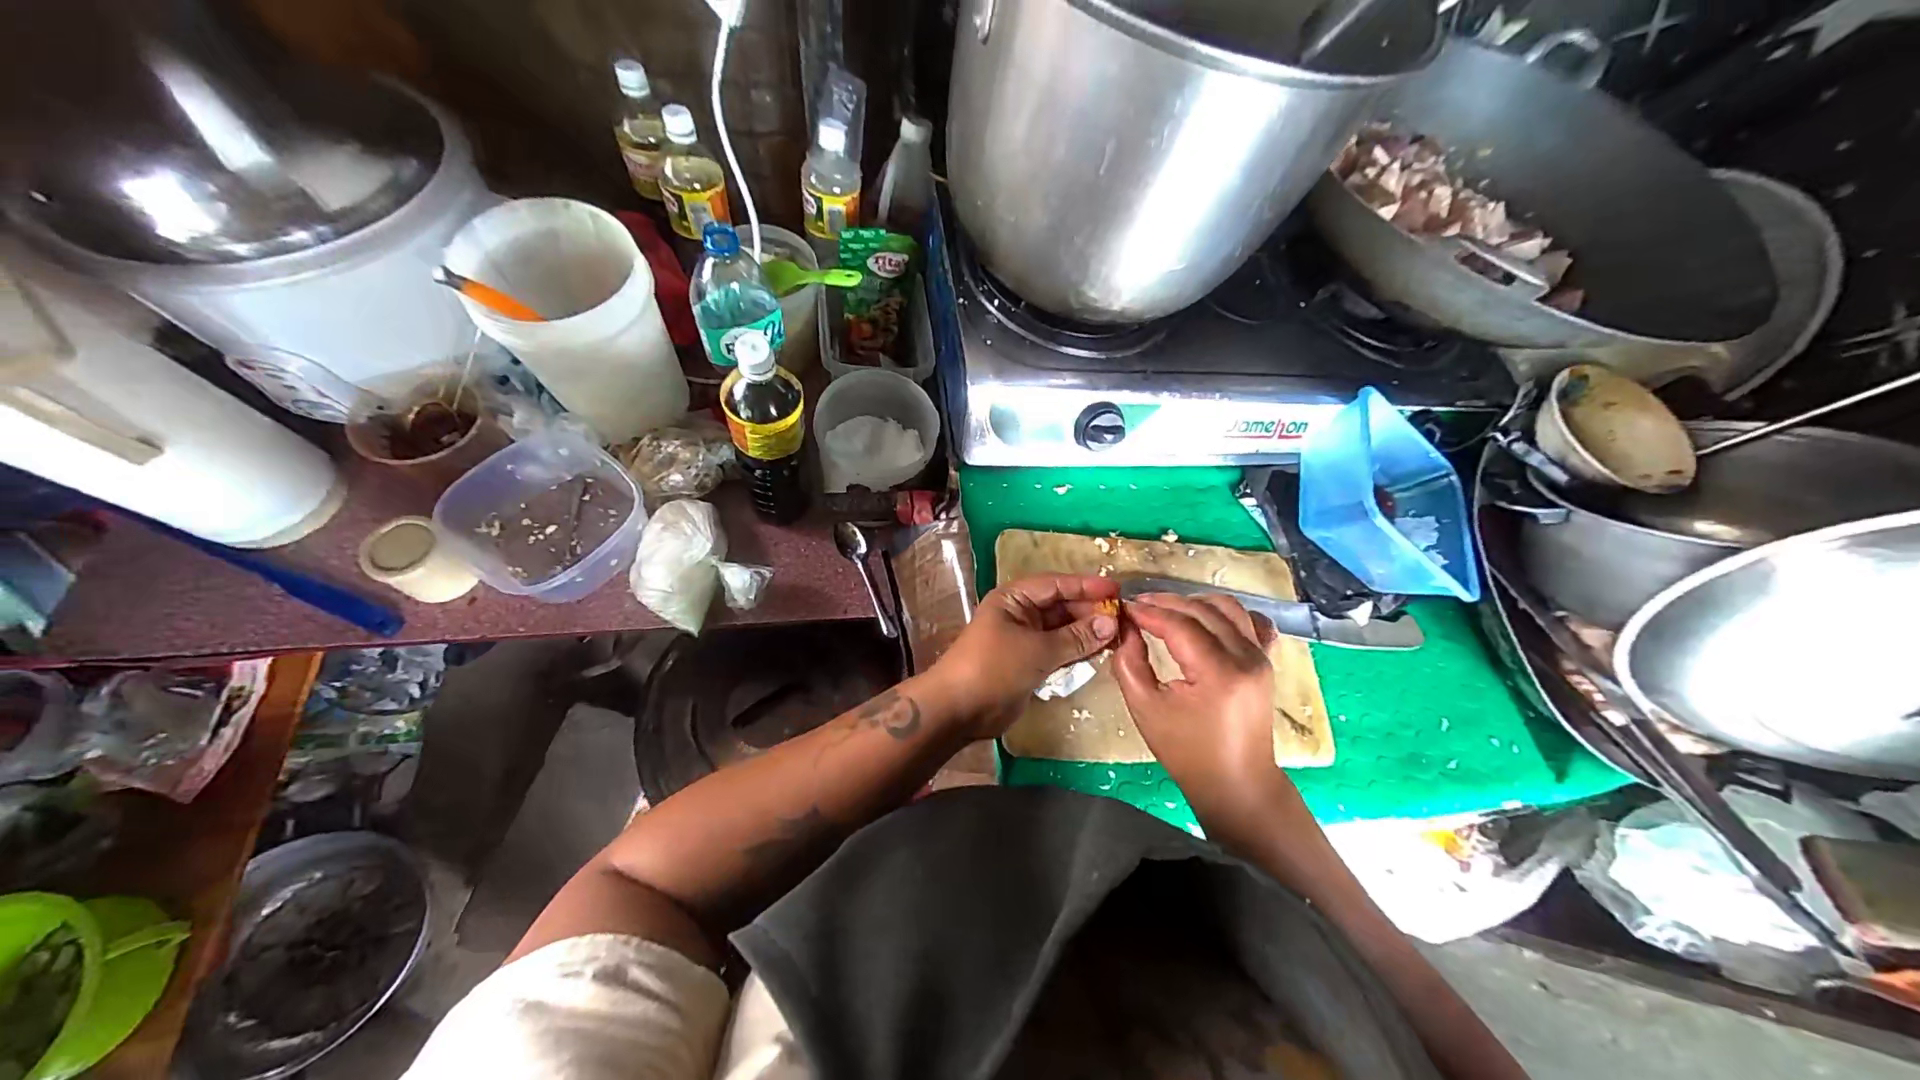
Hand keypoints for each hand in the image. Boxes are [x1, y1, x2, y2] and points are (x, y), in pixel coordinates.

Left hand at [925, 574, 1120, 738]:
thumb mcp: (1037, 650)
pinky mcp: (1028, 662)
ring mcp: (1024, 638)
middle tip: (1124, 619)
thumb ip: (1076, 637)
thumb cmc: (994, 669)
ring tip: (1119, 636)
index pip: (1056, 584)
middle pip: (1061, 606)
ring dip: (1087, 633)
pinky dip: (1077, 651)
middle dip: (1090, 611)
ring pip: (1062, 629)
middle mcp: (1020, 613)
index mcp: (1014, 598)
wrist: (959, 709)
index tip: (1118, 592)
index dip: (1087, 587)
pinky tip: (1100, 653)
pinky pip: (1058, 649)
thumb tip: (1111, 622)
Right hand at [1111, 593, 1284, 809]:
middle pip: (1203, 610)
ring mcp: (1261, 658)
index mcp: (1218, 672)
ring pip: (1229, 608)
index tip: (1123, 608)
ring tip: (1166, 611)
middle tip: (1137, 606)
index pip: (1179, 624)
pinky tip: (1207, 620)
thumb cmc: (1187, 753)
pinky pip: (1252, 623)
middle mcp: (1246, 657)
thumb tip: (1126, 628)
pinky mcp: (1266, 662)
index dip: (1148, 612)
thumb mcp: (1145, 709)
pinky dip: (1228, 614)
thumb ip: (1129, 662)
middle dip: (1166, 603)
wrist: (1236, 782)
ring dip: (1194, 603)